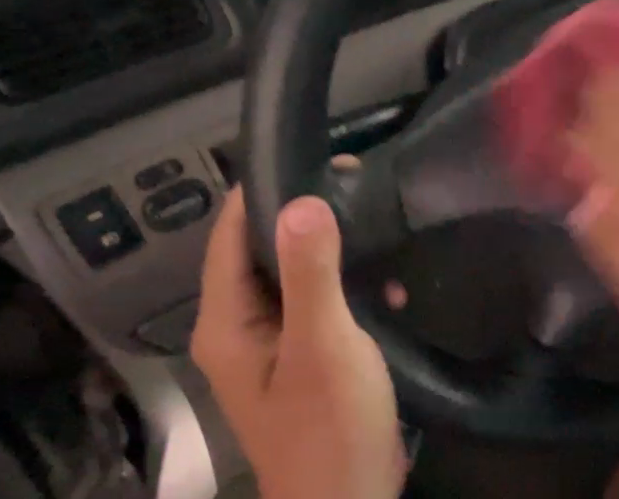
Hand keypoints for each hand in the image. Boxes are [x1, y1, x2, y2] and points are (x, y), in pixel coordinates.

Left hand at [192, 189, 405, 498]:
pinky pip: (321, 301)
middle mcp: (241, 328)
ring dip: (335, 249)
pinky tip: (390, 282)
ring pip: (297, 274)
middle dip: (308, 214)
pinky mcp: (307, 356)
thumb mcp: (323, 342)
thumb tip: (299, 201)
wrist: (347, 497)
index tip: (319, 154)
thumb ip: (311, 272)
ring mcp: (274, 345)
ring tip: (380, 217)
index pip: (228, 237)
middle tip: (361, 178)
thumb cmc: (328, 422)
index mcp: (228, 323)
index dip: (264, 191)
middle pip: (263, 251)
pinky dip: (350, 284)